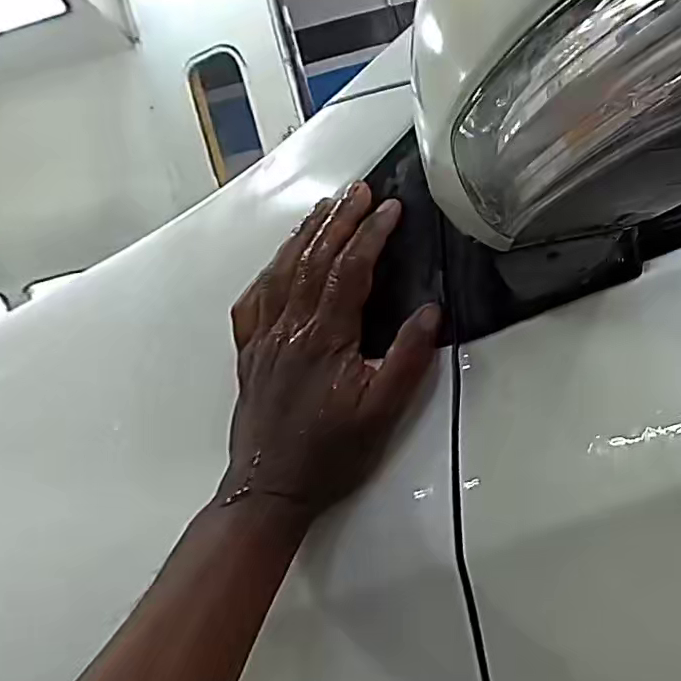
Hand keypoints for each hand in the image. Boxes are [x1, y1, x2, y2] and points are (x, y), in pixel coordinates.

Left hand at [221, 182, 441, 520]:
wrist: (269, 490)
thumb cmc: (330, 453)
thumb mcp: (383, 410)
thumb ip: (408, 358)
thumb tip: (430, 312)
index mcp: (324, 338)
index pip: (350, 270)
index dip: (371, 234)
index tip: (390, 208)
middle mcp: (290, 329)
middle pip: (314, 259)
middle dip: (339, 218)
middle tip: (358, 189)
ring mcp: (265, 339)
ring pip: (283, 271)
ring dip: (306, 233)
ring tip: (325, 207)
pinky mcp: (251, 352)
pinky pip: (255, 299)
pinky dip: (270, 269)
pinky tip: (279, 259)